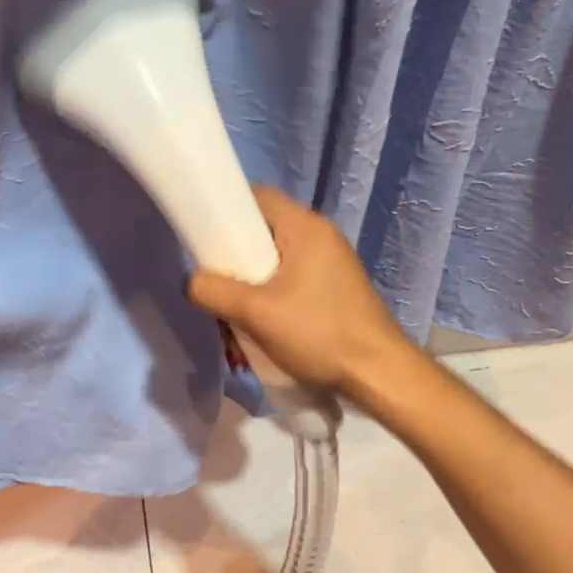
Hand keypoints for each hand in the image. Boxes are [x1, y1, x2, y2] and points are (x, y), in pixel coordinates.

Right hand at [187, 185, 418, 407]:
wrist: (380, 375)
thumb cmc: (319, 333)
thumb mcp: (255, 313)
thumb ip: (214, 291)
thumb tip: (192, 282)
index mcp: (305, 228)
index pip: (257, 197)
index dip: (224, 211)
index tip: (202, 239)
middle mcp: (319, 236)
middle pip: (261, 233)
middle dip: (232, 262)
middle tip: (216, 290)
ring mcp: (329, 264)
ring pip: (271, 262)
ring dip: (247, 289)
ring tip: (234, 322)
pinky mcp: (332, 289)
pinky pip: (288, 282)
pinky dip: (267, 300)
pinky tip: (258, 331)